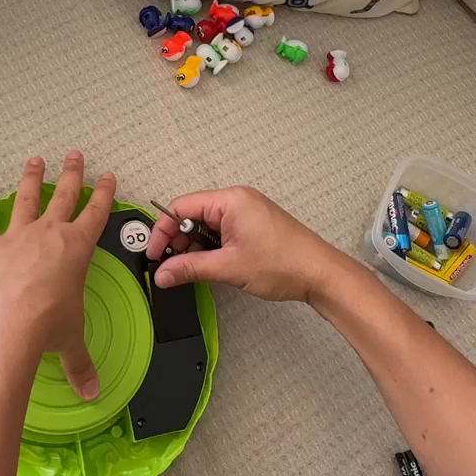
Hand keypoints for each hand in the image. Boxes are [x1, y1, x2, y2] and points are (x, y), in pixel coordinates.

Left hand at [0, 154, 114, 400]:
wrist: (11, 322)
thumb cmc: (50, 325)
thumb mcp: (71, 341)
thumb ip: (82, 364)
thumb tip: (94, 394)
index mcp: (78, 248)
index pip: (97, 213)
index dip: (105, 193)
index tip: (109, 176)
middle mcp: (51, 233)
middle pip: (65, 195)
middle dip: (72, 174)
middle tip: (75, 154)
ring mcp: (19, 235)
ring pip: (28, 198)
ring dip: (32, 178)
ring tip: (35, 160)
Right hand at [146, 186, 352, 303]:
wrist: (320, 275)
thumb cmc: (285, 264)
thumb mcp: (229, 268)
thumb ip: (190, 268)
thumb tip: (163, 273)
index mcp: (230, 200)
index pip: (181, 207)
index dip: (163, 231)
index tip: (155, 254)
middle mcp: (237, 200)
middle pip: (191, 214)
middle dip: (179, 241)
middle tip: (172, 265)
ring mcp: (246, 212)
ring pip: (205, 225)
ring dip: (196, 246)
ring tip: (196, 268)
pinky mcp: (252, 225)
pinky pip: (221, 230)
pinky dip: (211, 247)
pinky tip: (213, 265)